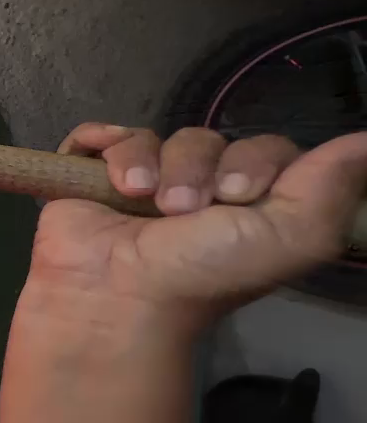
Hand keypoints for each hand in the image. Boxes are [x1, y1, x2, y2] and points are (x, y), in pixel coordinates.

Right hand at [32, 124, 366, 322]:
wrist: (115, 287)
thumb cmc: (203, 271)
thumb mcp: (292, 238)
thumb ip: (329, 186)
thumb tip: (366, 139)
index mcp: (247, 199)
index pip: (263, 148)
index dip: (253, 162)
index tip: (235, 197)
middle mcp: (193, 184)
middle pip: (205, 138)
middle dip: (193, 168)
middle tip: (179, 209)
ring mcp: (136, 178)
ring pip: (151, 137)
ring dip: (144, 163)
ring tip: (134, 196)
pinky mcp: (84, 175)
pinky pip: (94, 134)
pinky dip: (99, 142)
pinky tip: (103, 168)